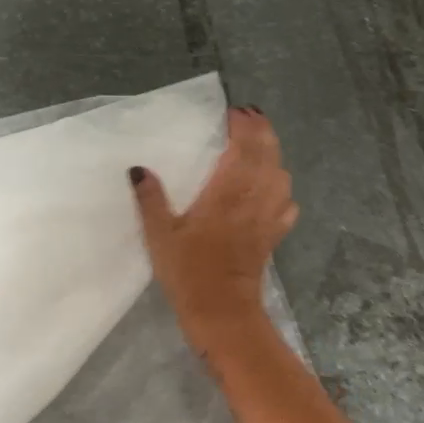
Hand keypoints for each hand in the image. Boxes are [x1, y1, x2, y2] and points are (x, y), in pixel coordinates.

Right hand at [130, 107, 298, 347]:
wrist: (222, 310)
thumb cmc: (188, 271)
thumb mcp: (159, 234)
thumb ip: (150, 199)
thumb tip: (138, 169)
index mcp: (227, 192)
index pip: (244, 147)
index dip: (242, 125)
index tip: (232, 112)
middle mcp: (254, 198)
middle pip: (268, 154)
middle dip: (261, 131)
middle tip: (248, 117)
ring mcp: (268, 216)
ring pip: (280, 174)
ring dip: (272, 154)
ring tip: (257, 146)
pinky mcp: (273, 234)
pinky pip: (285, 200)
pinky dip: (279, 186)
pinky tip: (269, 189)